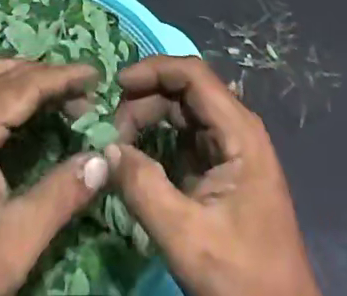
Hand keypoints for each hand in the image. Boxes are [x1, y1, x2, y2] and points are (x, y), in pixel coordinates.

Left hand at [0, 60, 111, 295]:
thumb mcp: (16, 239)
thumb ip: (60, 195)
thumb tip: (103, 158)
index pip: (22, 84)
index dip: (61, 76)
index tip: (98, 73)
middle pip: (5, 74)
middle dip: (47, 75)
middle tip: (88, 90)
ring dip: (30, 83)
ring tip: (70, 99)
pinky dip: (15, 99)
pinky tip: (37, 117)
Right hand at [108, 56, 320, 295]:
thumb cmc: (241, 277)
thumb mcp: (185, 236)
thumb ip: (142, 187)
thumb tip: (105, 148)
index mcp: (241, 136)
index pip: (193, 75)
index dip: (153, 70)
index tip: (116, 85)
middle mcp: (239, 133)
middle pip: (184, 90)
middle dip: (144, 100)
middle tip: (113, 129)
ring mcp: (232, 152)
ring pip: (181, 112)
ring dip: (147, 118)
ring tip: (120, 144)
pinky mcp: (222, 172)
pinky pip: (183, 138)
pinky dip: (156, 138)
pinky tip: (136, 157)